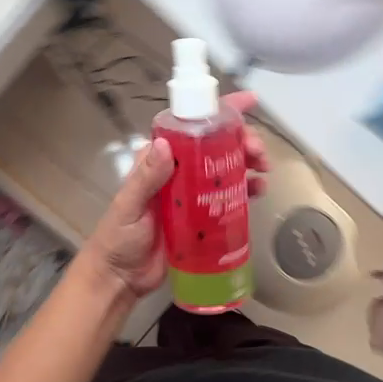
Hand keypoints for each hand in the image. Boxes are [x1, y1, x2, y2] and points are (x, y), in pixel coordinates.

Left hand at [80, 91, 268, 299]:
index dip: (218, 111)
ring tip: (263, 170)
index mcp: (157, 160)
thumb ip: (146, 178)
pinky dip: (245, 190)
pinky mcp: (202, 217)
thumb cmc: (118, 239)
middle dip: (241, 141)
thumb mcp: (129, 205)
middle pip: (214, 145)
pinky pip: (227, 197)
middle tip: (258, 153)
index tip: (248, 102)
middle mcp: (177, 171)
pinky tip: (258, 191)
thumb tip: (164, 144)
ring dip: (247, 164)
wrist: (121, 278)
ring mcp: (192, 194)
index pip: (189, 126)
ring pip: (225, 168)